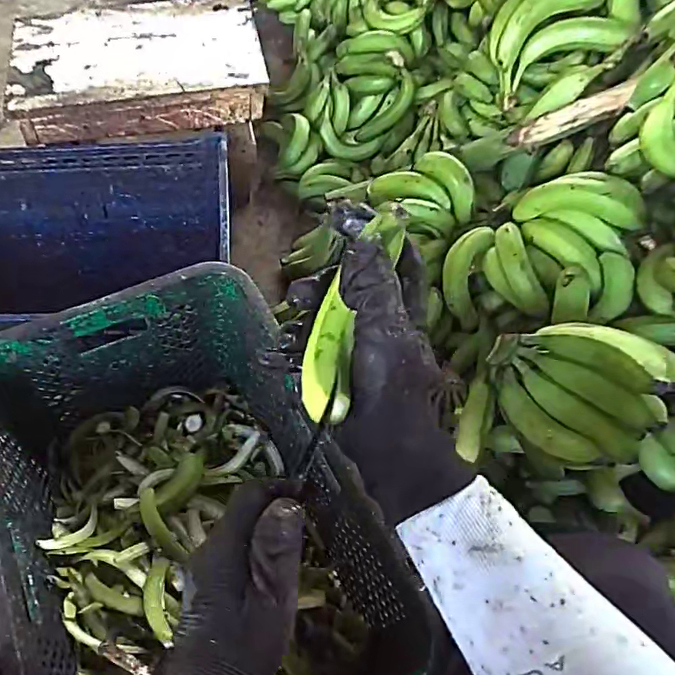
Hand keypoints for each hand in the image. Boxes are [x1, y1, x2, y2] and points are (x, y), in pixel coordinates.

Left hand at [146, 482, 306, 674]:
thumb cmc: (243, 654)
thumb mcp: (270, 603)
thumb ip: (276, 552)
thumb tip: (286, 502)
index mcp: (221, 549)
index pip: (248, 496)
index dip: (279, 487)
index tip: (312, 493)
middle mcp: (206, 551)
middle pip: (241, 512)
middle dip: (276, 506)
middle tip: (314, 517)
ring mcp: (203, 569)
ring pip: (238, 532)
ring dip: (268, 528)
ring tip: (304, 540)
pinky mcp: (206, 586)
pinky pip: (235, 551)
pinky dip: (258, 548)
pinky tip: (279, 567)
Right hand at [287, 235, 475, 523]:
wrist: (382, 453)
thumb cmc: (391, 390)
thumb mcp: (384, 331)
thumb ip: (372, 286)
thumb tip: (365, 237)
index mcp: (402, 314)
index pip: (401, 264)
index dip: (383, 239)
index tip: (353, 220)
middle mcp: (380, 327)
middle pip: (352, 289)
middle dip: (326, 282)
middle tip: (302, 286)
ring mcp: (354, 351)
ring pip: (325, 319)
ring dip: (303, 316)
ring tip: (288, 318)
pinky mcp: (333, 374)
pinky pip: (308, 354)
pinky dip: (289, 353)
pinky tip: (272, 356)